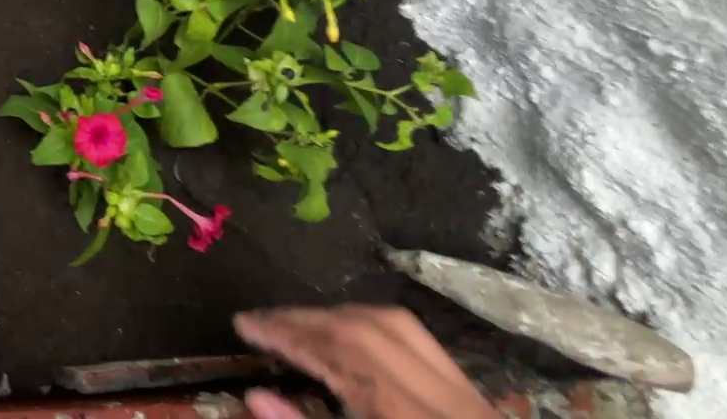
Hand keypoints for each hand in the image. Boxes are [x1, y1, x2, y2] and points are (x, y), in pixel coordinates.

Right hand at [233, 306, 494, 418]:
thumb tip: (256, 397)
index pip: (346, 355)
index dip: (288, 334)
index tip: (244, 325)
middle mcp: (455, 408)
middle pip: (366, 331)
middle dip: (305, 320)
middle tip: (260, 323)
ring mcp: (476, 405)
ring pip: (397, 327)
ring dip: (336, 318)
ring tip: (296, 327)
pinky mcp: (483, 409)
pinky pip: (421, 347)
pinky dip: (371, 332)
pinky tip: (347, 345)